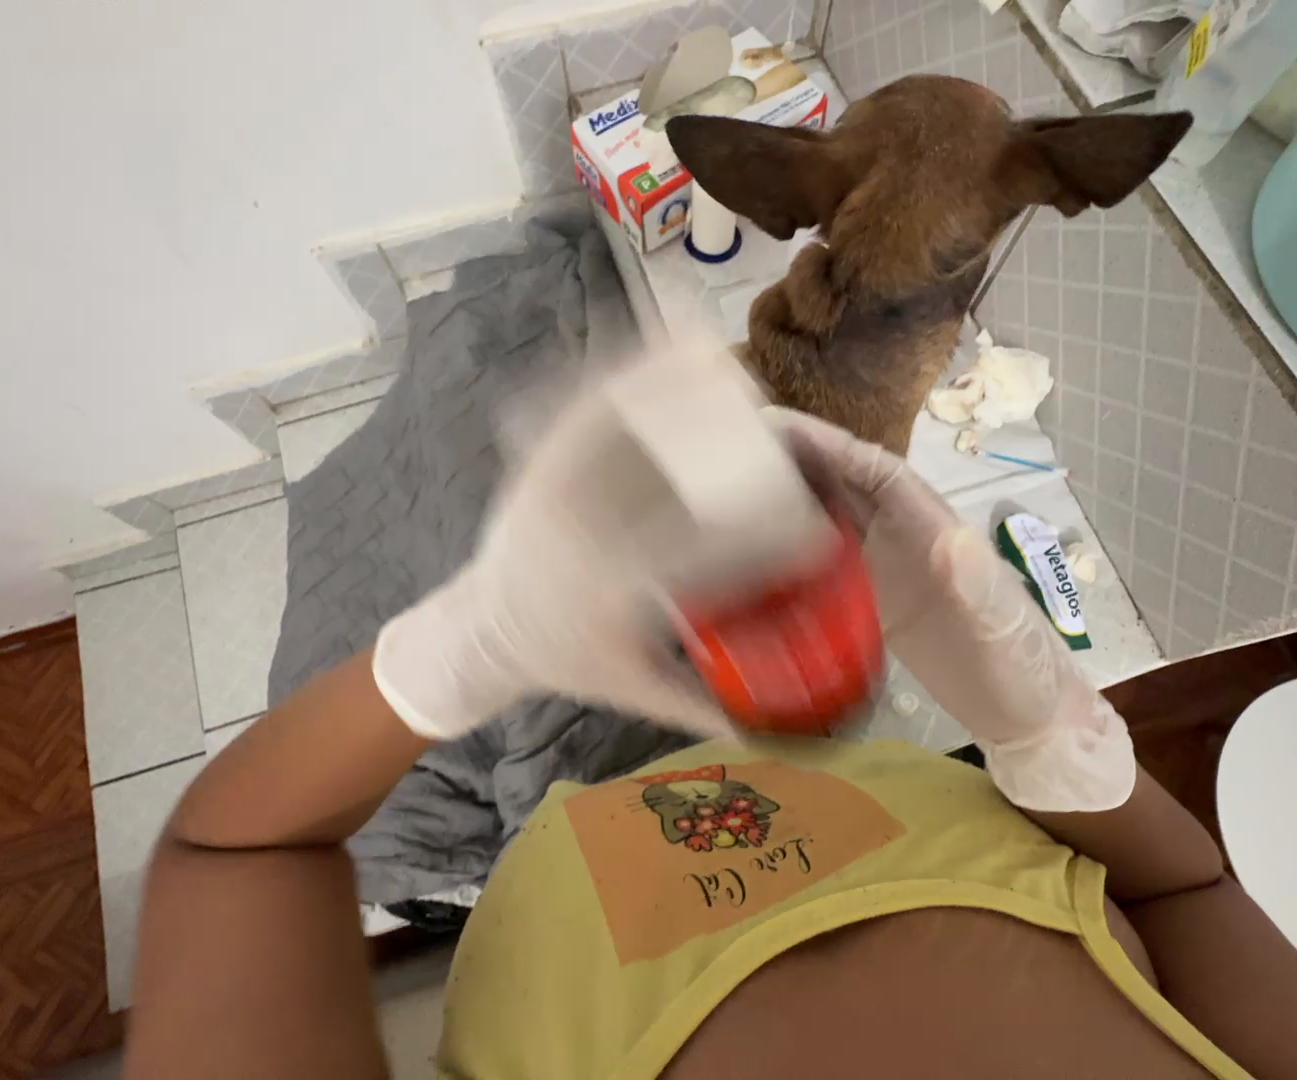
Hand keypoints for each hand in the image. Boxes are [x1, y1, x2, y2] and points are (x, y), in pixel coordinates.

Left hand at [372, 351, 833, 742]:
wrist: (484, 629)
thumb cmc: (567, 657)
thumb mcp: (634, 690)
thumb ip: (705, 704)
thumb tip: (784, 723)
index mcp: (604, 590)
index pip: (701, 554)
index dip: (764, 541)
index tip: (813, 534)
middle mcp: (575, 529)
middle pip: (661, 467)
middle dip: (725, 440)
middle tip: (772, 428)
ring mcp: (550, 485)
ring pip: (617, 416)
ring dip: (674, 383)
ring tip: (726, 369)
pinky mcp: (537, 457)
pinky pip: (583, 401)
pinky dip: (627, 370)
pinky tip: (663, 348)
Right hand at [774, 408, 1135, 811]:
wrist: (1019, 716)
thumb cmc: (1020, 664)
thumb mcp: (1001, 623)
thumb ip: (976, 583)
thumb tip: (949, 538)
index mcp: (933, 527)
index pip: (877, 472)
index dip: (831, 445)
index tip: (779, 428)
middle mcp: (902, 539)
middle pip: (843, 487)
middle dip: (796, 463)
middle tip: (736, 453)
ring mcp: (883, 572)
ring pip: (828, 523)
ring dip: (788, 504)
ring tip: (732, 495)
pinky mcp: (869, 606)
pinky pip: (823, 571)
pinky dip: (790, 558)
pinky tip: (752, 560)